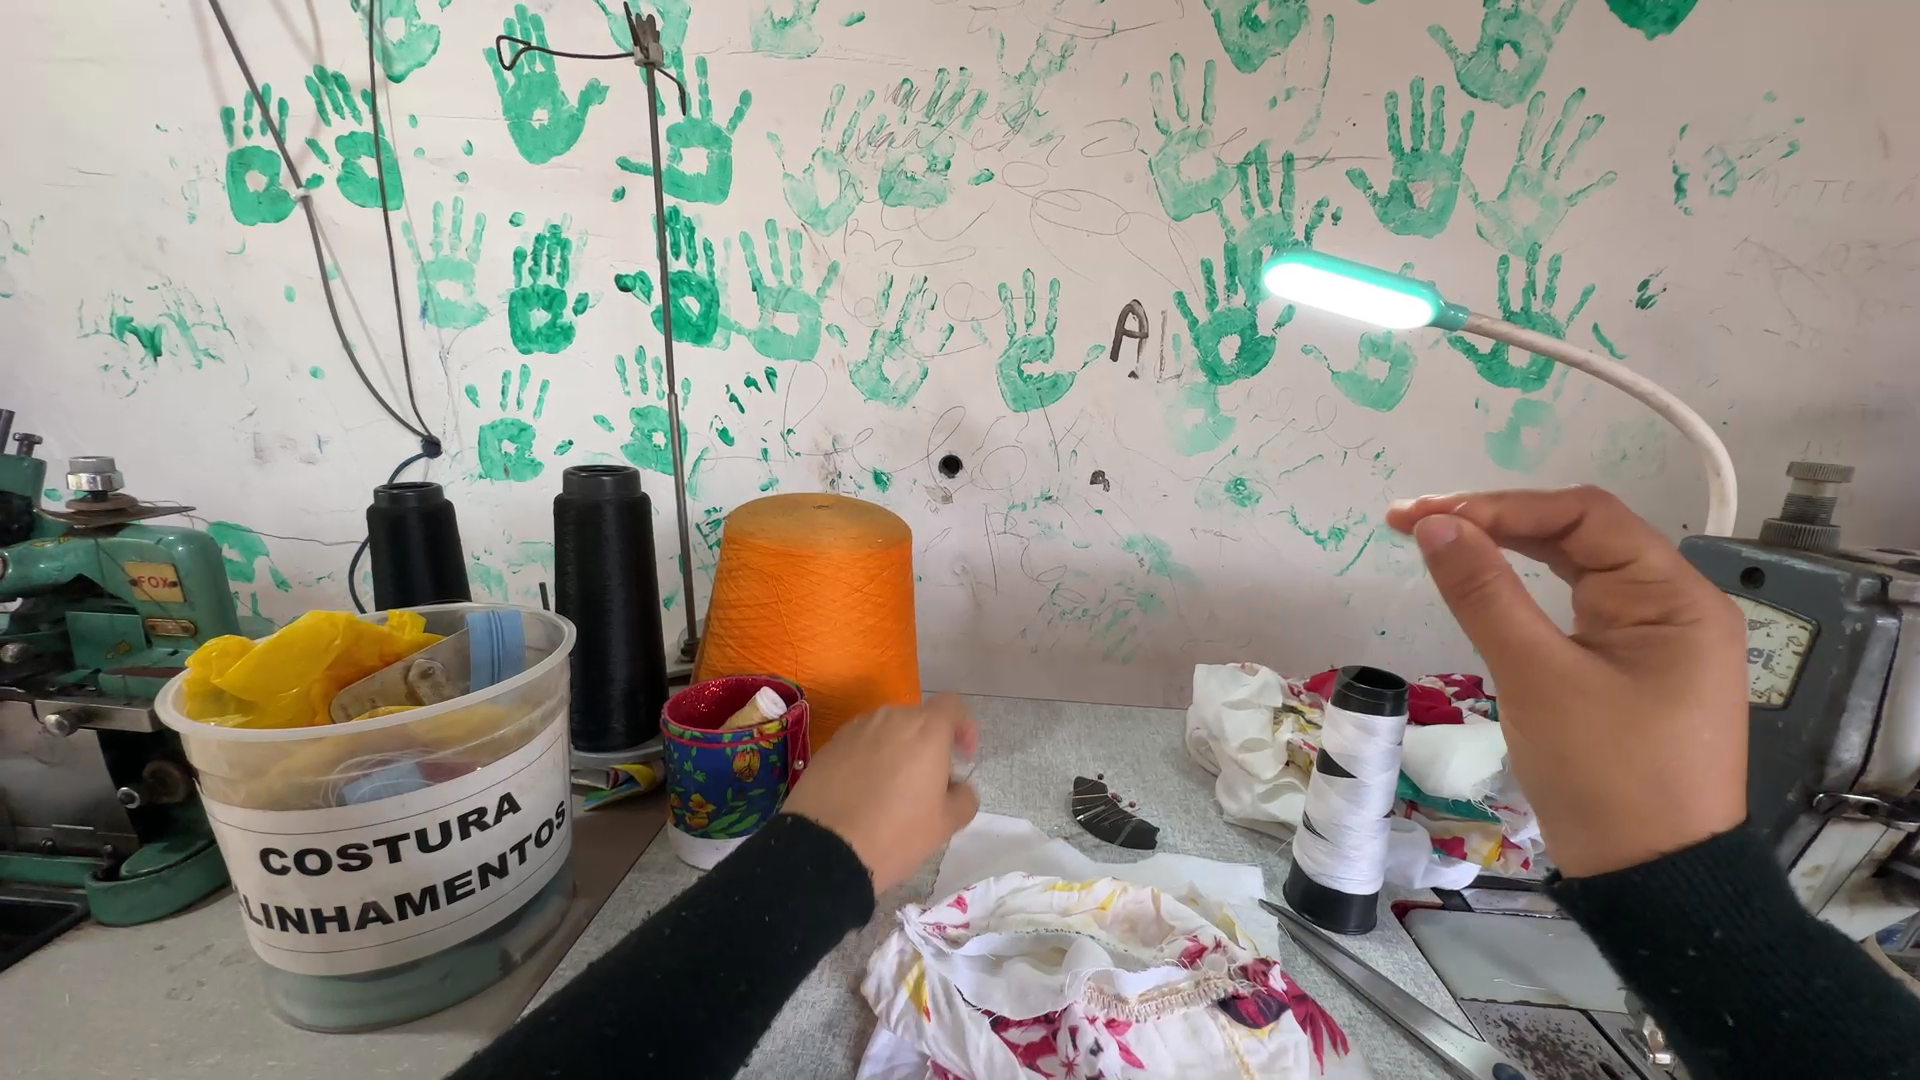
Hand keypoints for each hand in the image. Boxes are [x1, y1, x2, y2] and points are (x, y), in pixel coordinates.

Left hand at [782, 695, 979, 892]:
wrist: (824, 849)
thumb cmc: (895, 833)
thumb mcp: (945, 825)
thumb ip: (964, 798)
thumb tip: (957, 787)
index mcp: (926, 729)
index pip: (952, 706)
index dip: (963, 726)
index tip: (963, 756)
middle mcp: (890, 718)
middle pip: (918, 720)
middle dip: (929, 745)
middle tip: (929, 782)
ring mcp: (856, 728)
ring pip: (887, 731)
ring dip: (897, 751)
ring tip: (892, 790)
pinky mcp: (829, 745)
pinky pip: (860, 744)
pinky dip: (868, 759)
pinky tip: (863, 793)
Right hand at [1386, 487, 1747, 877]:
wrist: (1648, 872)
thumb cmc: (1603, 771)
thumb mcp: (1535, 675)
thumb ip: (1483, 593)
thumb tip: (1434, 526)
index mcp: (1672, 597)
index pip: (1581, 516)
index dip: (1497, 506)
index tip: (1421, 519)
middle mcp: (1667, 602)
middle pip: (1574, 533)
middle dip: (1491, 520)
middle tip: (1411, 523)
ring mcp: (1644, 633)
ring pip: (1566, 564)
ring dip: (1499, 546)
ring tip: (1431, 540)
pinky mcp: (1619, 661)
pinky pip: (1564, 601)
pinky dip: (1514, 583)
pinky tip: (1477, 577)